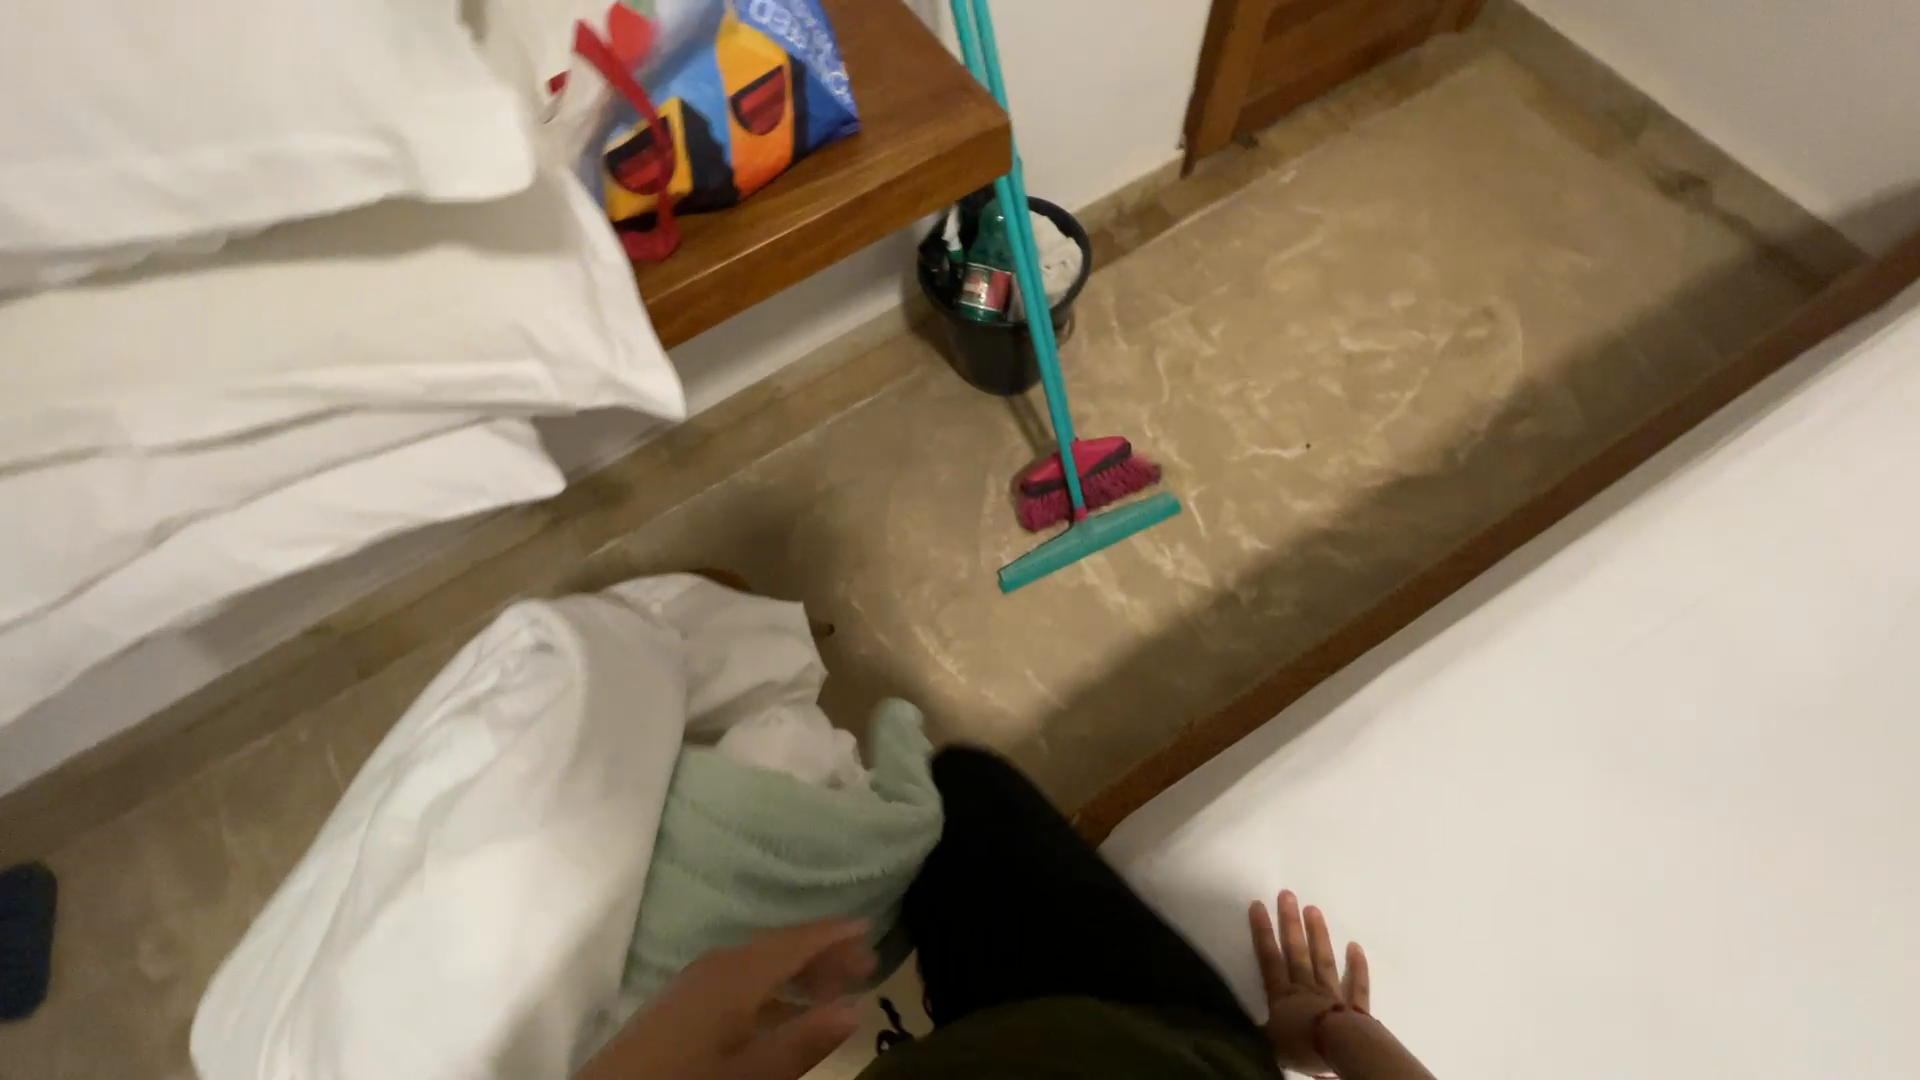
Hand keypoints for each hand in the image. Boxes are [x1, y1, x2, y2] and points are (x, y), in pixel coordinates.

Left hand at [582, 919, 874, 1079]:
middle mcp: (720, 964)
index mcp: (738, 972)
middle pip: (782, 947)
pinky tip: (783, 1014)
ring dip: (800, 974)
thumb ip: (802, 1041)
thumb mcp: (749, 1074)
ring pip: (763, 965)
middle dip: (823, 954)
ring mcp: (698, 982)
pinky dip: (773, 990)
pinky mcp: (683, 1003)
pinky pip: (743, 980)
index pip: (798, 941)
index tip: (870, 926)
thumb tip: (857, 1007)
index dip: (835, 934)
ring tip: (833, 990)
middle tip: (865, 965)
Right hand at [1249, 890, 1369, 1074]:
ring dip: (1318, 934)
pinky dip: (1357, 967)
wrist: (1341, 1053)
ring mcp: (1332, 995)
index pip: (1269, 958)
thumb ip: (1255, 1028)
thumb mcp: (1268, 1044)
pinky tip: (1355, 947)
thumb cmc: (1302, 1048)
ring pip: (1322, 960)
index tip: (1258, 904)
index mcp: (1282, 995)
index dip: (1262, 931)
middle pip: (1296, 951)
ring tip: (1314, 909)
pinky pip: (1357, 985)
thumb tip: (1235, 1018)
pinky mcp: (1355, 1008)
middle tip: (1288, 895)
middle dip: (1290, 922)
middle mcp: (1305, 988)